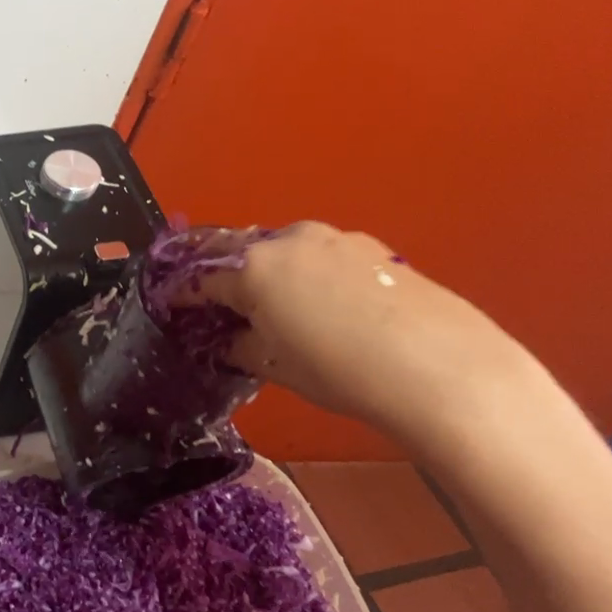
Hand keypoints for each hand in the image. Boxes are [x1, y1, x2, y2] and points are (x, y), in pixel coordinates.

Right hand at [179, 222, 535, 444]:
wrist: (442, 370)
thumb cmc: (340, 370)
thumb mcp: (271, 364)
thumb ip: (237, 344)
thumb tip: (228, 338)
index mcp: (251, 268)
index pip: (198, 277)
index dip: (179, 295)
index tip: (169, 308)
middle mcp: (288, 242)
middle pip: (235, 249)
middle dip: (214, 270)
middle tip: (203, 296)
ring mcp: (335, 241)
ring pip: (278, 249)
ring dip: (259, 269)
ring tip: (257, 301)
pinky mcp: (373, 250)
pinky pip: (316, 256)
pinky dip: (299, 273)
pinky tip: (309, 303)